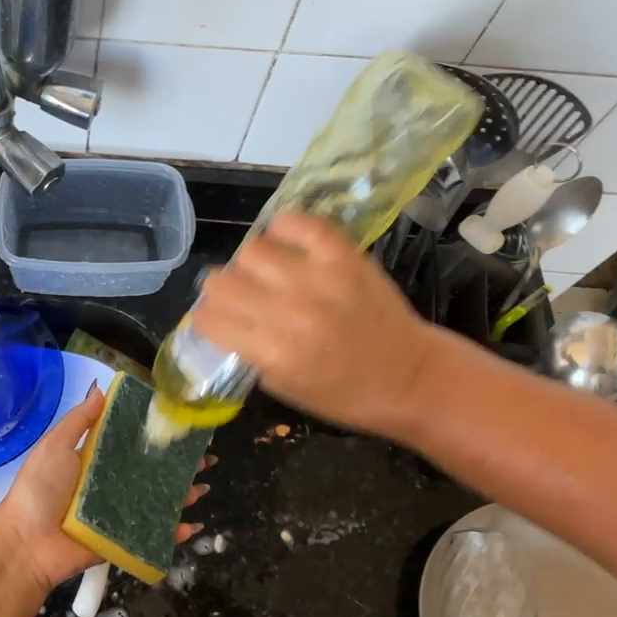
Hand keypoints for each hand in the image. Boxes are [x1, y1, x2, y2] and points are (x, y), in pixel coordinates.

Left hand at [0, 386, 209, 593]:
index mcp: (93, 461)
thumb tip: (101, 389)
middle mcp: (108, 485)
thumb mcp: (56, 445)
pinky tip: (193, 526)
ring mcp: (117, 515)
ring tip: (203, 487)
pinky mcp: (121, 540)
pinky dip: (173, 533)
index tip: (181, 427)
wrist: (28, 542)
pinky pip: (152, 535)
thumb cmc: (40, 488)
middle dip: (178, 467)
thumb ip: (79, 420)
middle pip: (150, 473)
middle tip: (206, 458)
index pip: (130, 444)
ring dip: (182, 496)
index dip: (154, 437)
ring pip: (157, 502)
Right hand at [192, 213, 453, 437]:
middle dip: (219, 291)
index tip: (214, 321)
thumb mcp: (284, 388)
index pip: (208, 319)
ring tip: (265, 273)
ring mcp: (319, 279)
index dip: (205, 320)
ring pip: (251, 250)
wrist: (410, 378)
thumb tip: (220, 322)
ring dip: (249, 263)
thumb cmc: (345, 394)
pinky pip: (298, 223)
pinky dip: (282, 228)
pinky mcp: (344, 256)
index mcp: (273, 352)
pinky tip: (284, 243)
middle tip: (236, 296)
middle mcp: (290, 312)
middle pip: (221, 282)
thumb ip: (248, 353)